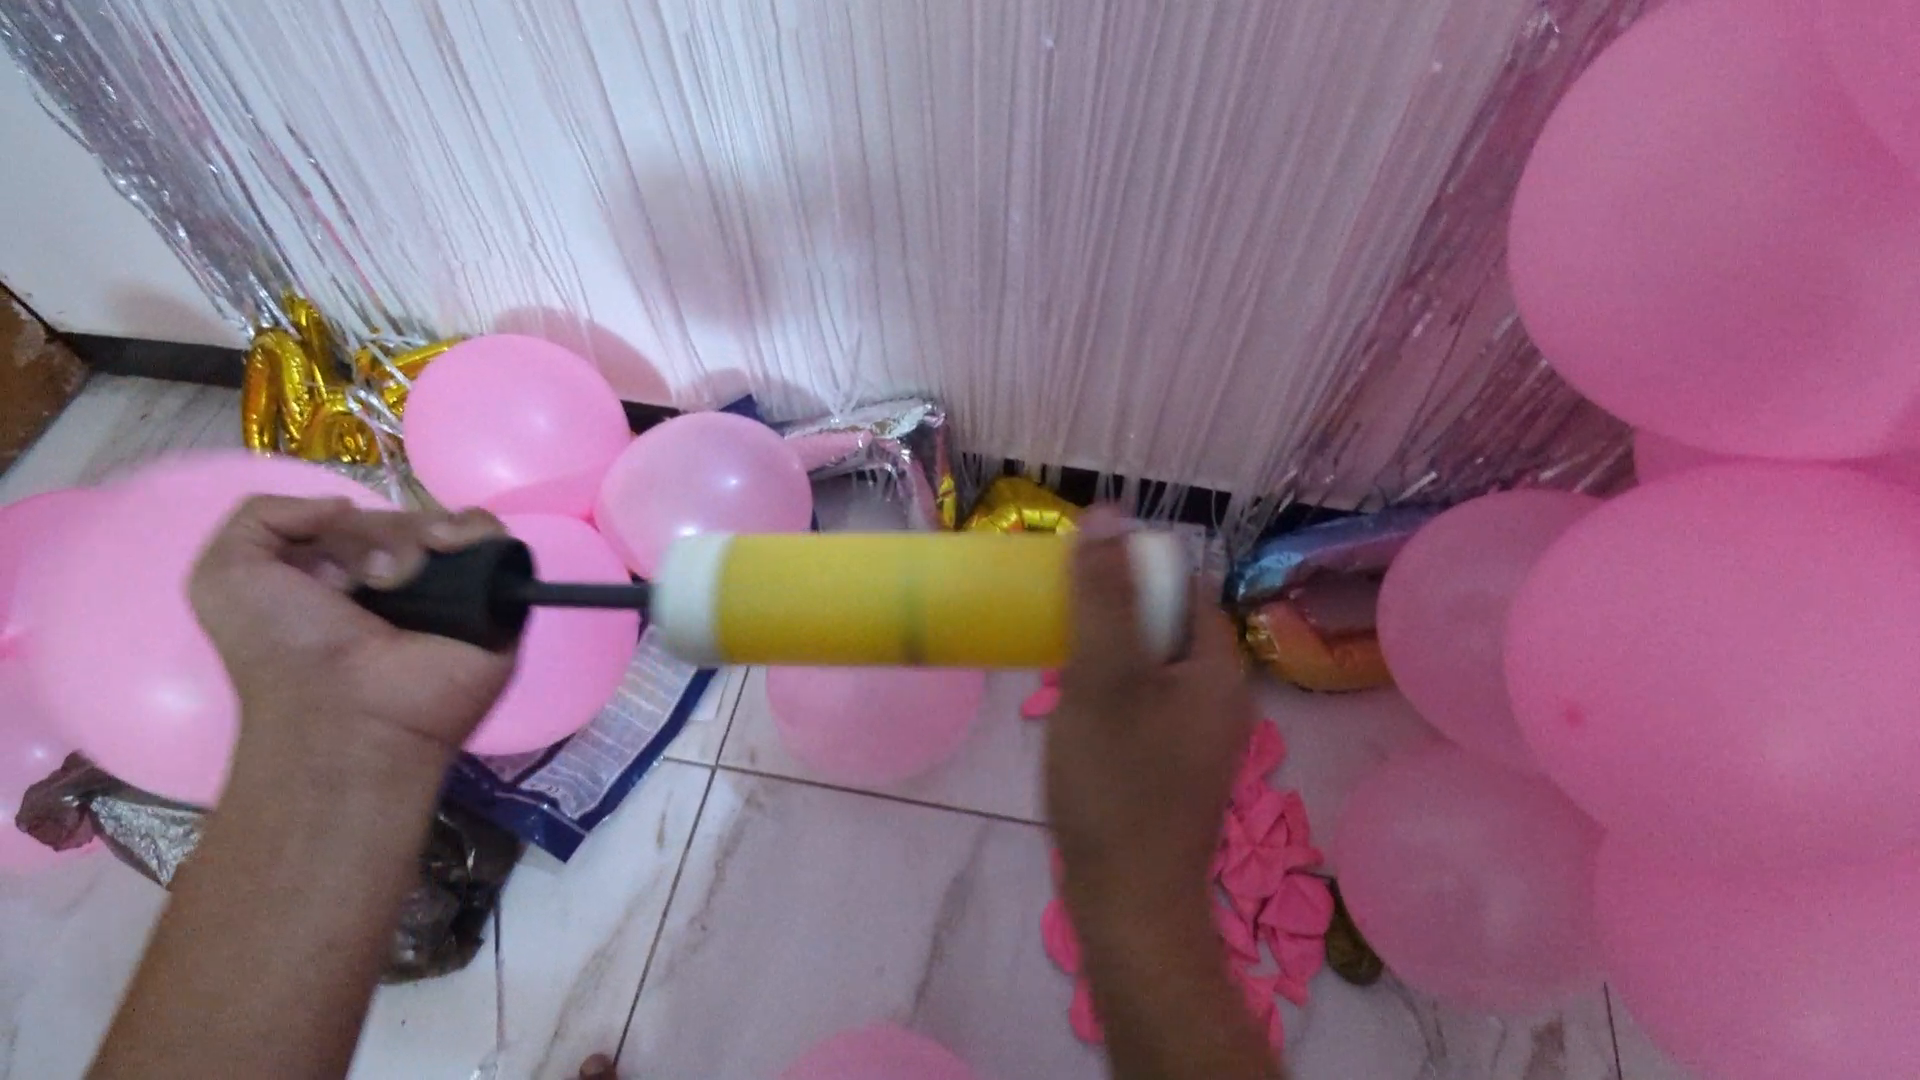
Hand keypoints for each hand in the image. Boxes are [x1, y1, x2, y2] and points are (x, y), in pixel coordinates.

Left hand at [189, 495, 515, 773]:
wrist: (351, 709)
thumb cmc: (285, 649)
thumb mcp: (227, 576)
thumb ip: (263, 516)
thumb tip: (347, 504)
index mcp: (348, 578)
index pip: (365, 521)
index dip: (346, 526)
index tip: (330, 565)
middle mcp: (407, 583)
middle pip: (410, 520)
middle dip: (384, 534)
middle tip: (372, 580)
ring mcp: (457, 591)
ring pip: (456, 526)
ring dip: (427, 532)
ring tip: (409, 574)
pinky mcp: (500, 599)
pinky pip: (501, 544)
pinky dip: (476, 533)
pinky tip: (449, 550)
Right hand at [1045, 509, 1255, 933]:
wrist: (1128, 903)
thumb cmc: (1115, 785)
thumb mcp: (1102, 678)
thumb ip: (1104, 595)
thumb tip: (1108, 513)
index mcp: (1220, 665)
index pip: (1180, 583)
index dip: (1128, 570)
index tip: (1076, 581)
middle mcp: (1223, 693)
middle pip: (1164, 622)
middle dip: (1112, 613)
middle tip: (1059, 625)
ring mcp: (1201, 733)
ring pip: (1150, 663)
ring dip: (1106, 653)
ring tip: (1059, 667)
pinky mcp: (1176, 763)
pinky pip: (1144, 701)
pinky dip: (1111, 691)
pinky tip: (1076, 711)